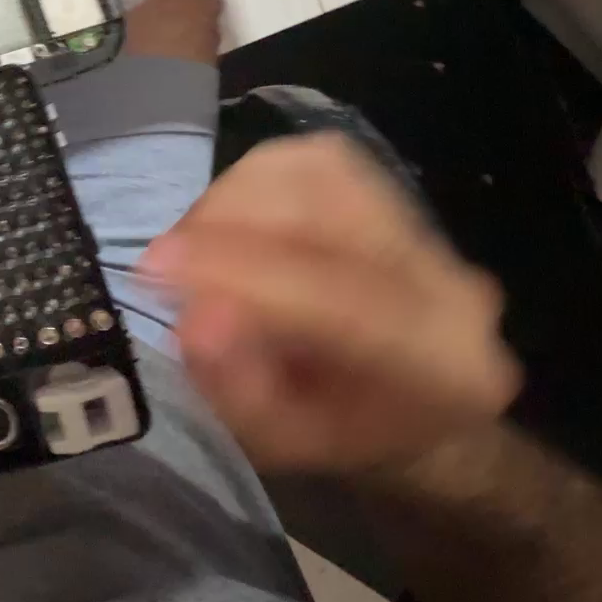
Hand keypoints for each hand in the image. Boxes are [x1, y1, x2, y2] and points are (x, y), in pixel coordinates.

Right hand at [144, 133, 520, 474]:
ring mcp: (421, 228)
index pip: (339, 295)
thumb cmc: (335, 431)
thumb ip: (238, 388)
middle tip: (163, 263)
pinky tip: (224, 224)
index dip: (238, 270)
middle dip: (222, 224)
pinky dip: (245, 183)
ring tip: (194, 248)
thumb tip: (192, 322)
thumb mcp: (278, 441)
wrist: (409, 408)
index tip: (154, 266)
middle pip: (323, 212)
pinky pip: (302, 159)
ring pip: (308, 172)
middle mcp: (447, 284)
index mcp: (440, 365)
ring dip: (228, 202)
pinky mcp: (385, 191)